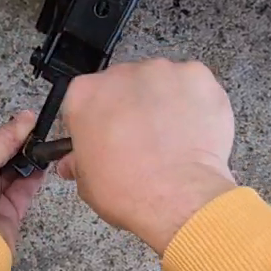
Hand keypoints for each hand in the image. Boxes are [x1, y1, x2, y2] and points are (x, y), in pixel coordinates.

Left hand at [0, 111, 47, 249]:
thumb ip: (4, 139)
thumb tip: (24, 118)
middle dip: (6, 151)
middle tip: (26, 134)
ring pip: (6, 179)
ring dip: (22, 163)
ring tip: (38, 147)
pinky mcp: (3, 217)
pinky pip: (20, 195)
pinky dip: (31, 181)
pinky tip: (41, 166)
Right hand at [56, 59, 237, 252]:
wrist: (177, 197)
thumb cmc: (130, 190)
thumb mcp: (88, 184)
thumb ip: (79, 162)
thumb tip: (74, 163)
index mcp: (85, 96)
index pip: (86, 100)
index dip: (96, 121)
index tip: (104, 137)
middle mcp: (121, 75)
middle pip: (123, 85)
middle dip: (130, 109)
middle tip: (139, 143)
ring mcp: (161, 73)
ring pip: (159, 83)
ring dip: (162, 105)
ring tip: (169, 142)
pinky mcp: (196, 78)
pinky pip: (193, 86)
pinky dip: (193, 105)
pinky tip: (191, 133)